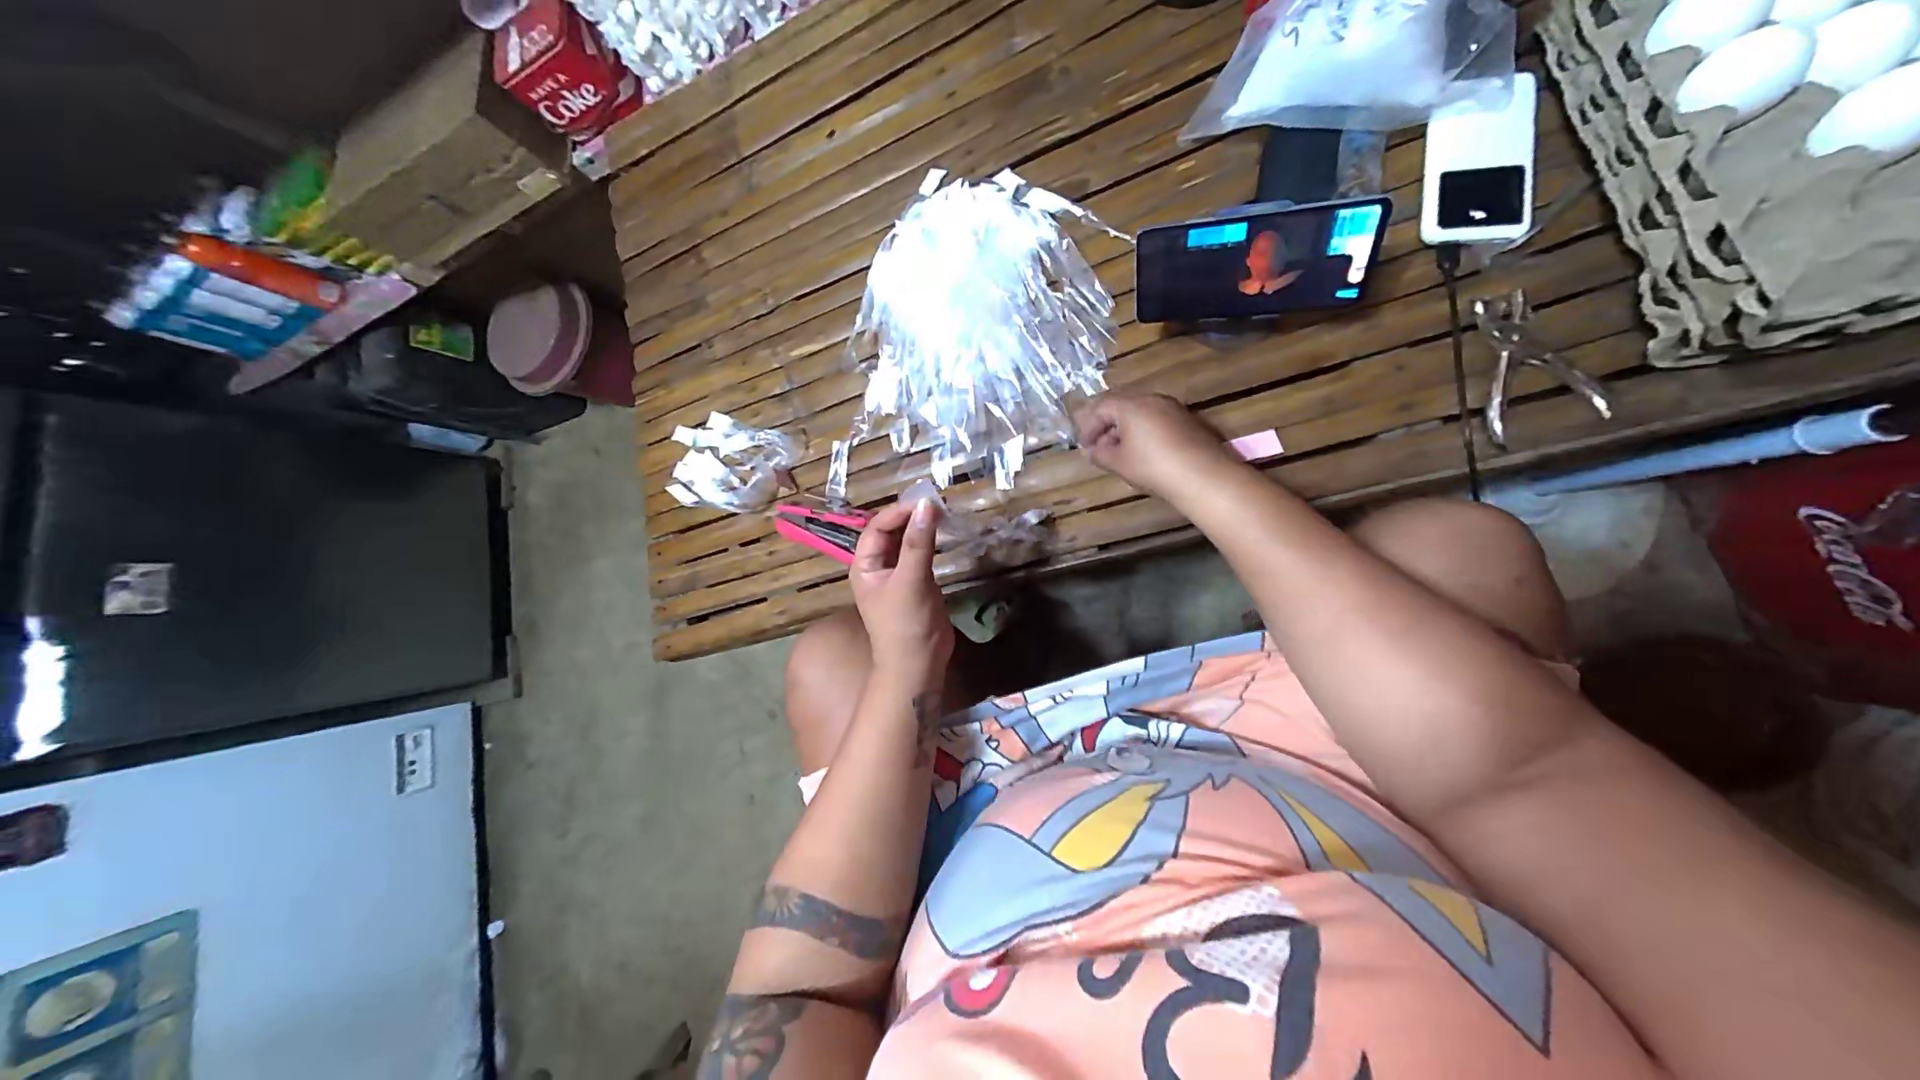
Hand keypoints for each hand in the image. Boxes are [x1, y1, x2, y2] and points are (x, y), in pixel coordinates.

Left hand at [849, 498, 953, 689]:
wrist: (918, 667)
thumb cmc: (905, 625)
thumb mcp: (910, 581)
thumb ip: (918, 542)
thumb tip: (927, 504)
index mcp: (865, 566)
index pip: (877, 527)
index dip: (899, 512)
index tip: (925, 501)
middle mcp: (879, 568)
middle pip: (892, 532)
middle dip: (910, 516)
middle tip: (936, 501)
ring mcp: (899, 576)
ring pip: (907, 542)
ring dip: (921, 527)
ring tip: (942, 511)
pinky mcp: (918, 584)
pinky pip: (921, 555)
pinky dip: (931, 542)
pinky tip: (944, 532)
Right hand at [1071, 390, 1242, 499]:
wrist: (1202, 475)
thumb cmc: (1152, 466)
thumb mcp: (1118, 463)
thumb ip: (1100, 454)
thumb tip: (1093, 450)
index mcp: (1131, 405)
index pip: (1101, 407)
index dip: (1089, 426)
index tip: (1084, 446)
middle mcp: (1152, 399)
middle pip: (1122, 405)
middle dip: (1107, 424)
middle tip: (1100, 445)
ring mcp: (1173, 408)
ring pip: (1142, 411)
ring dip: (1127, 428)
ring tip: (1121, 450)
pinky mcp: (1189, 420)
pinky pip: (1158, 419)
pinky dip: (1145, 431)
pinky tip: (1145, 451)